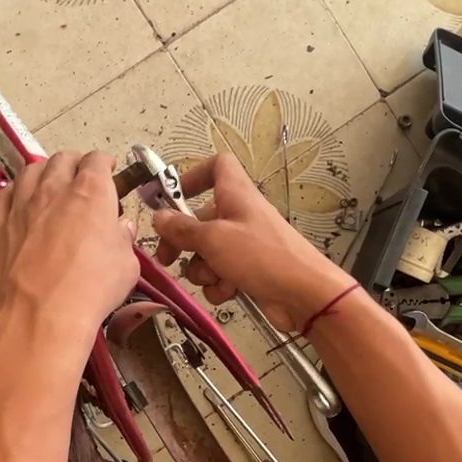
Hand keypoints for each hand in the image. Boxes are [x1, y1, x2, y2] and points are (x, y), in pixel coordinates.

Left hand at [0, 150, 138, 338]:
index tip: (109, 171)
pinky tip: (19, 202)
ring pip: (30, 170)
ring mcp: (21, 205)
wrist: (42, 316)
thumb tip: (120, 229)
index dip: (105, 164)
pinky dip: (14, 192)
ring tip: (50, 185)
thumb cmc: (90, 290)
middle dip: (75, 164)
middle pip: (62, 159)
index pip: (97, 161)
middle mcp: (53, 190)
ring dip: (44, 172)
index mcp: (90, 192)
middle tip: (82, 178)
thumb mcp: (127, 265)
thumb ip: (123, 239)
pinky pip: (3, 195)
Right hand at [151, 153, 354, 330]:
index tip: (173, 196)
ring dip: (202, 269)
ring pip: (207, 253)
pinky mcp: (248, 272)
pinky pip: (221, 275)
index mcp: (235, 194)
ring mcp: (245, 246)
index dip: (194, 175)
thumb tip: (157, 217)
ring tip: (213, 277)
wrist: (303, 295)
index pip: (217, 166)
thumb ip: (182, 229)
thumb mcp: (214, 239)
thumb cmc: (261, 256)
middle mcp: (239, 216)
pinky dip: (220, 285)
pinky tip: (229, 292)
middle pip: (200, 219)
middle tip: (166, 260)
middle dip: (181, 241)